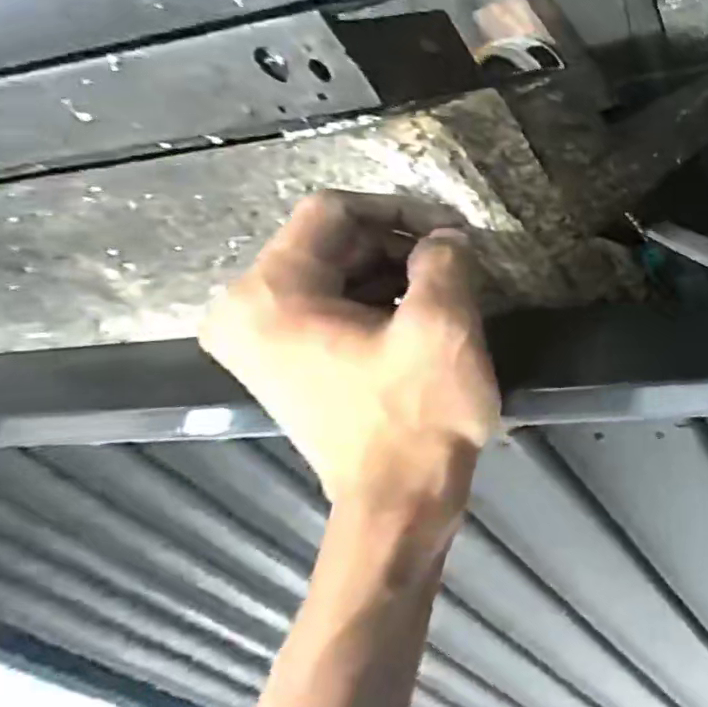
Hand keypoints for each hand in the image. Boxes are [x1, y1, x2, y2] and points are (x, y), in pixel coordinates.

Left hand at [200, 191, 499, 509]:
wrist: (401, 496)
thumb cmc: (418, 411)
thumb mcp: (444, 323)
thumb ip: (444, 260)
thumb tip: (447, 236)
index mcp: (270, 296)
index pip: (333, 211)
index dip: (402, 210)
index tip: (455, 234)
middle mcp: (248, 311)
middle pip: (333, 240)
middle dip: (402, 243)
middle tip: (459, 263)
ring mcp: (264, 339)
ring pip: (339, 269)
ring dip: (399, 270)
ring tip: (450, 291)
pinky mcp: (289, 360)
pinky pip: (336, 302)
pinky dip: (383, 297)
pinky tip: (424, 316)